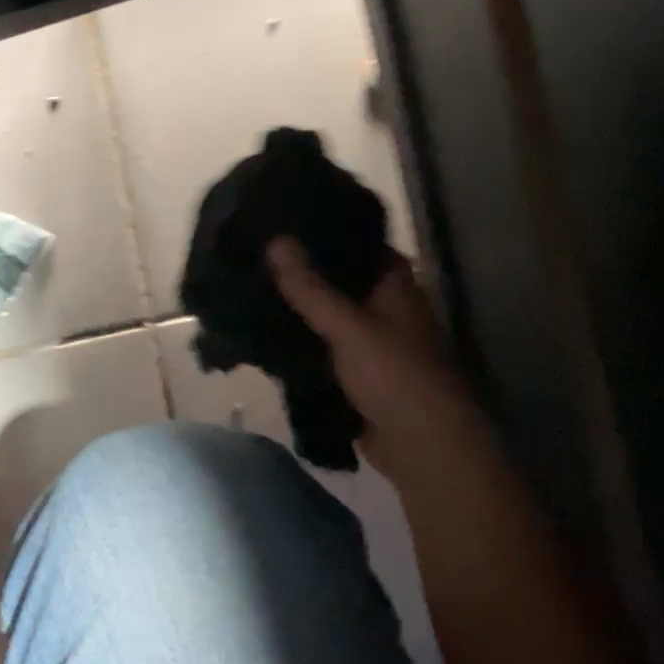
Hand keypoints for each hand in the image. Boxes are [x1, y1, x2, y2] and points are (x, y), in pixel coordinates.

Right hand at [267, 238, 485, 477]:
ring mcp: (366, 344)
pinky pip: (315, 352)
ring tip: (243, 292)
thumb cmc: (394, 375)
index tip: (281, 221)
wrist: (420, 443)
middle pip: (336, 282)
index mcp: (393, 287)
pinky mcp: (350, 376)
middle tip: (249, 257)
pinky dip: (292, 346)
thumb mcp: (348, 327)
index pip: (358, 245)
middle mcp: (382, 310)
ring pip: (322, 319)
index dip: (325, 232)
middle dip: (298, 274)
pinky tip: (258, 338)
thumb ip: (310, 288)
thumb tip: (274, 240)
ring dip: (292, 312)